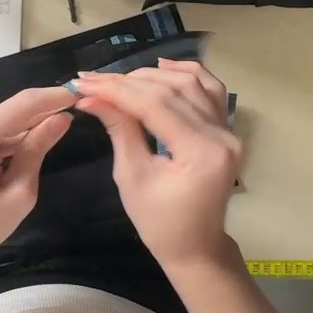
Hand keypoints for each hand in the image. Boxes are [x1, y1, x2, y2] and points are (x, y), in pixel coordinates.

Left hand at [0, 86, 77, 296]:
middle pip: (10, 114)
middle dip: (42, 114)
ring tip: (61, 129)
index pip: (20, 105)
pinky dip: (9, 143)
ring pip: (0, 127)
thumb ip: (37, 150)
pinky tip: (33, 145)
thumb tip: (62, 119)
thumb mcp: (18, 193)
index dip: (52, 97)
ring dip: (27, 131)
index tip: (80, 93)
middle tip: (78, 112)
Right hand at [71, 60, 242, 269]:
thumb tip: (91, 97)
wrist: (195, 246)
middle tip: (91, 80)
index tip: (83, 83)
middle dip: (127, 81)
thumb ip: (119, 129)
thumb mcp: (132, 176)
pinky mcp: (226, 129)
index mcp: (201, 152)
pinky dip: (186, 73)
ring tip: (117, 78)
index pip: (155, 105)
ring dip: (152, 75)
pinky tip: (162, 66)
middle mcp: (222, 135)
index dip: (116, 89)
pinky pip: (210, 90)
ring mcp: (229, 130)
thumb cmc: (159, 221)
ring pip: (191, 83)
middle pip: (172, 90)